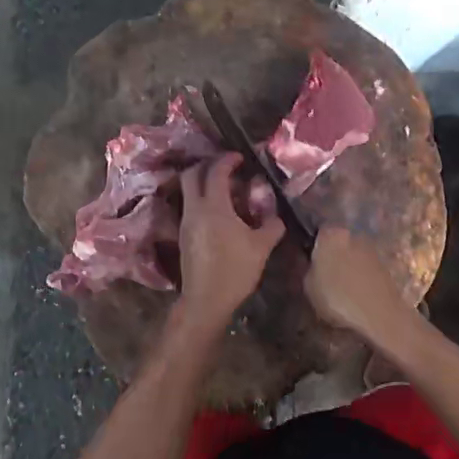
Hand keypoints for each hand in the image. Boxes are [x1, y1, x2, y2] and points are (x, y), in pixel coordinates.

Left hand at [176, 154, 283, 325]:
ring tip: (227, 189)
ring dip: (204, 183)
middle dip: (208, 165)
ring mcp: (186, 222)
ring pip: (188, 191)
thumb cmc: (236, 270)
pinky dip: (203, 199)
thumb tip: (276, 215)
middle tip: (227, 167)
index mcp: (214, 207)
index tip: (240, 158)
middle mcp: (194, 209)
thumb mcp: (262, 246)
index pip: (215, 172)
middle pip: (191, 175)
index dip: (227, 160)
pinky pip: (190, 205)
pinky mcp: (183, 235)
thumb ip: (272, 225)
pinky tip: (221, 211)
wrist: (206, 300)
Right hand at [305, 227, 409, 338]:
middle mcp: (354, 235)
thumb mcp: (308, 286)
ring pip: (354, 255)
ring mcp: (372, 249)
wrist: (378, 313)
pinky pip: (366, 267)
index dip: (314, 248)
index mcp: (332, 235)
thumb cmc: (336, 298)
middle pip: (339, 242)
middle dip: (333, 255)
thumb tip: (314, 264)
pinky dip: (361, 276)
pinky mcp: (385, 265)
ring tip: (342, 288)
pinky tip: (357, 293)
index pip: (319, 233)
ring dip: (348, 266)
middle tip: (325, 276)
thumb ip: (309, 268)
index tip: (311, 263)